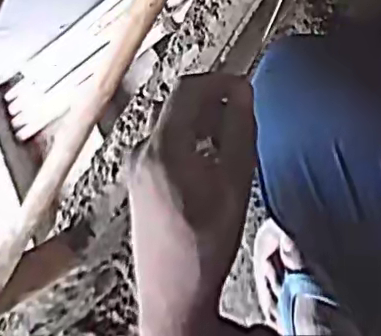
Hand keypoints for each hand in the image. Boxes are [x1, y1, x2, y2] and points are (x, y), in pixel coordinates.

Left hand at [127, 73, 256, 335]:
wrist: (174, 299)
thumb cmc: (203, 248)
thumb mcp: (235, 182)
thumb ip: (240, 129)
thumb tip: (242, 92)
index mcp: (162, 146)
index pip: (189, 88)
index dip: (219, 81)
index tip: (242, 87)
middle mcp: (143, 151)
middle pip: (179, 103)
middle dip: (212, 101)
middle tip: (239, 114)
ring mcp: (137, 166)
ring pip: (172, 121)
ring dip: (201, 120)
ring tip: (228, 139)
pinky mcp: (139, 179)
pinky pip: (165, 141)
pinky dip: (189, 137)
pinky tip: (209, 160)